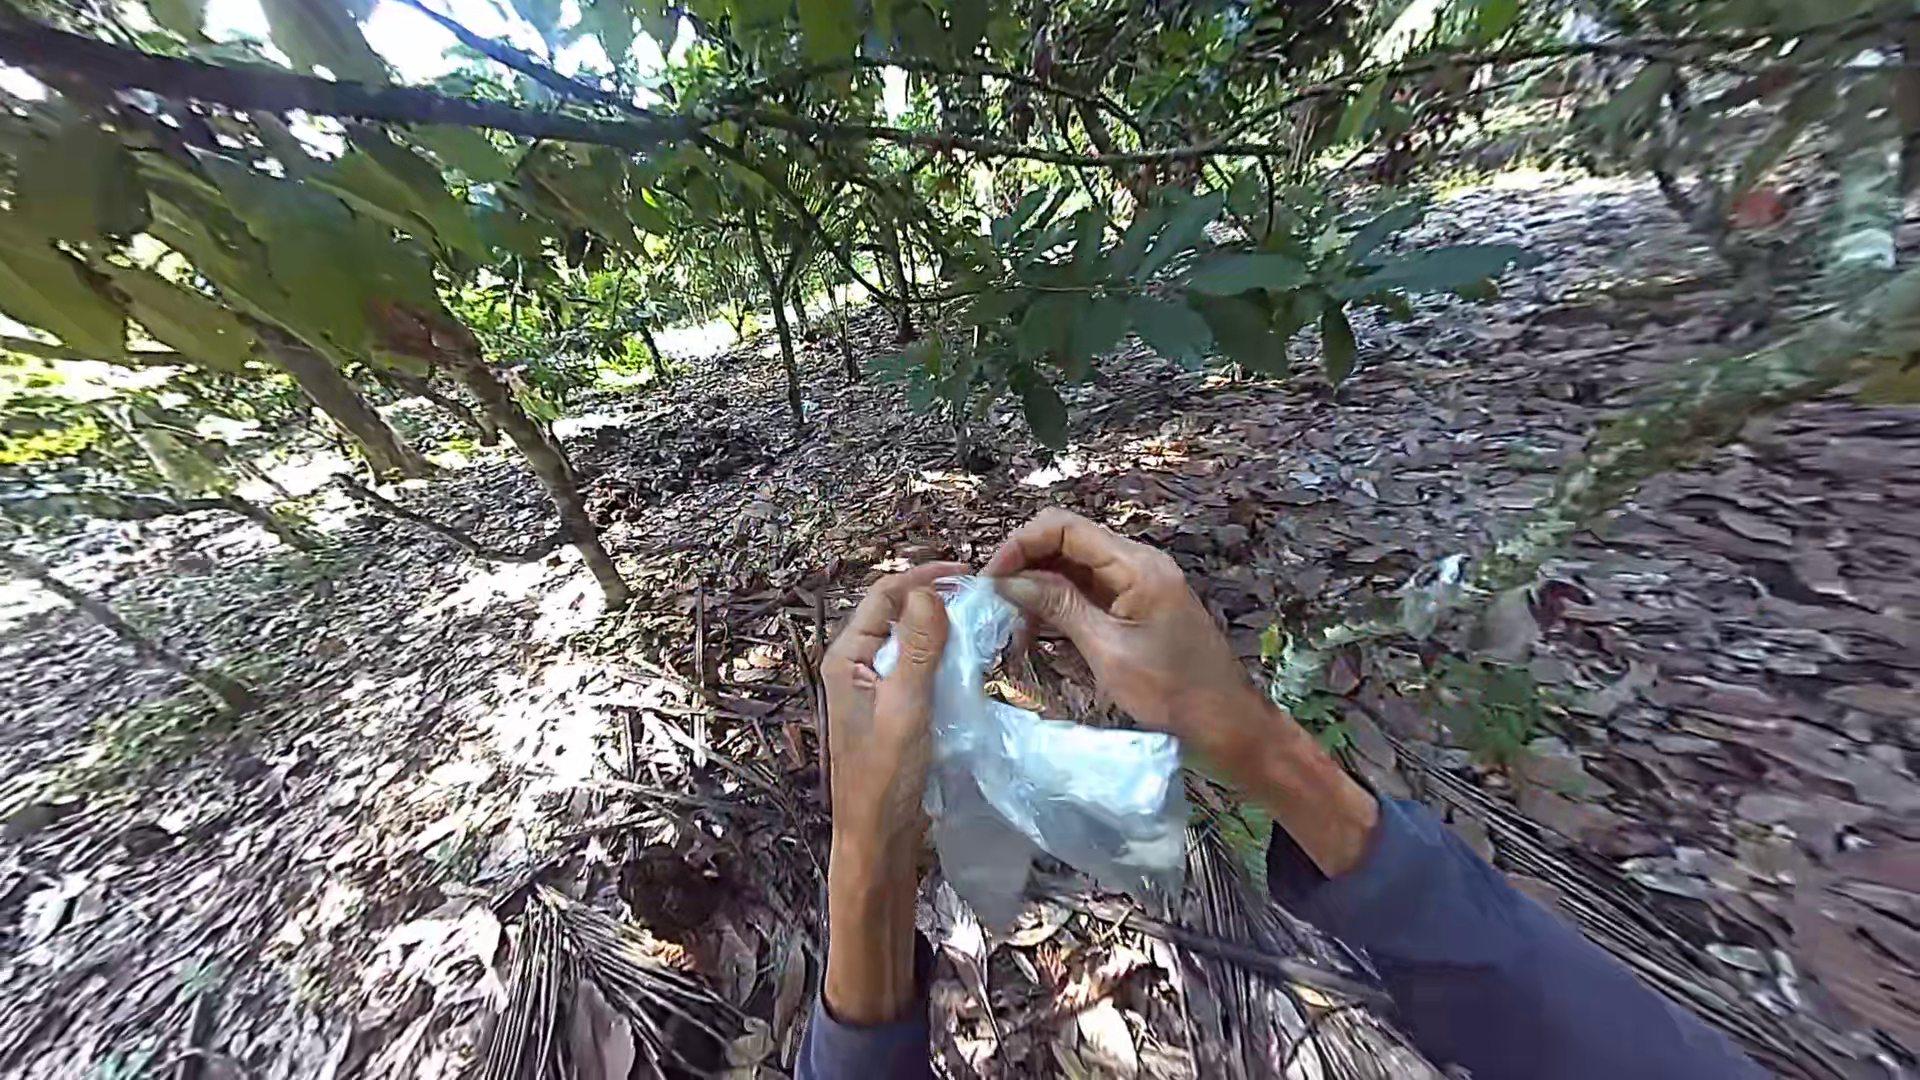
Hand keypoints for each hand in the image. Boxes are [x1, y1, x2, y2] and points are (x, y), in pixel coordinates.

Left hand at [818, 561, 963, 1022]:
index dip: (922, 577)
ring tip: (978, 617)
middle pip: (896, 613)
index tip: (965, 573)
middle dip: (934, 597)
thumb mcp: (905, 707)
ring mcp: (876, 685)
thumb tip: (931, 591)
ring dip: (941, 624)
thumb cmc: (886, 774)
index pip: (884, 596)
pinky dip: (943, 652)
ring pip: (911, 638)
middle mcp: (858, 663)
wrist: (880, 838)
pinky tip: (968, 654)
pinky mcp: (894, 704)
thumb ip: (918, 649)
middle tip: (977, 594)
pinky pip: (919, 664)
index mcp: (848, 656)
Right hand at [985, 509, 1377, 875]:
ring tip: (1012, 623)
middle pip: (1066, 541)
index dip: (1020, 544)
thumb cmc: (1172, 694)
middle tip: (995, 603)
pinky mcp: (1132, 603)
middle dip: (1025, 565)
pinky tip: (1036, 630)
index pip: (1064, 526)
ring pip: (1071, 566)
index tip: (992, 580)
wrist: (1227, 725)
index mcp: (1135, 565)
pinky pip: (1085, 589)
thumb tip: (1008, 581)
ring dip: (1038, 587)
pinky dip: (1057, 604)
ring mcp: (1135, 582)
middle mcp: (1135, 562)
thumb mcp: (1107, 651)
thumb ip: (1058, 607)